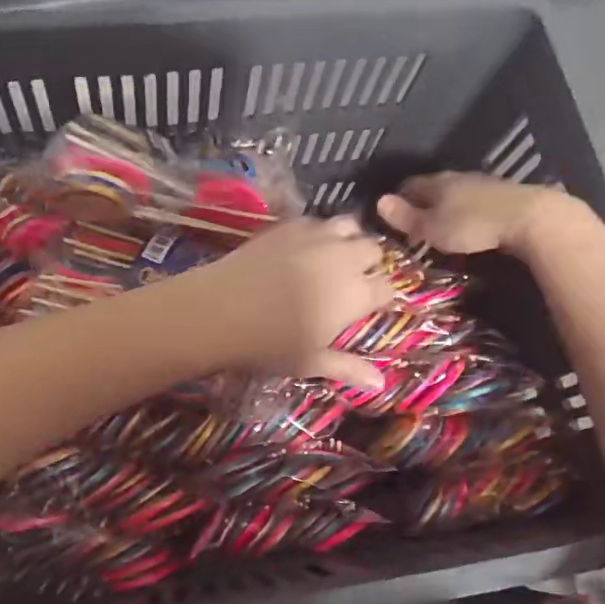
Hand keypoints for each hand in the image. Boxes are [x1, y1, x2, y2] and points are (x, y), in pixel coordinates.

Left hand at [180, 217, 394, 388]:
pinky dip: (319, 232)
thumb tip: (380, 382)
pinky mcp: (287, 226)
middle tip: (352, 283)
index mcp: (355, 294)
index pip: (386, 288)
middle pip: (372, 251)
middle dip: (369, 264)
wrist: (218, 311)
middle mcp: (343, 259)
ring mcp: (315, 237)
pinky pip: (316, 221)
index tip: (373, 308)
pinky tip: (305, 247)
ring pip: (349, 227)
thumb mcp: (309, 362)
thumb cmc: (267, 345)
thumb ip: (347, 368)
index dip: (383, 298)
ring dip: (348, 240)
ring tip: (334, 258)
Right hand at [376, 172, 581, 254]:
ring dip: (444, 205)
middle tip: (412, 222)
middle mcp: (457, 177)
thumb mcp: (431, 228)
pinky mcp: (502, 195)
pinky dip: (464, 210)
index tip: (390, 215)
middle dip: (420, 202)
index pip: (408, 185)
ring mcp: (482, 184)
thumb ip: (405, 217)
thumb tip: (378, 201)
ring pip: (454, 192)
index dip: (397, 199)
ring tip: (437, 224)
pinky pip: (473, 200)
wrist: (529, 218)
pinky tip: (466, 222)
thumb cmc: (471, 225)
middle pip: (432, 187)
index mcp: (436, 183)